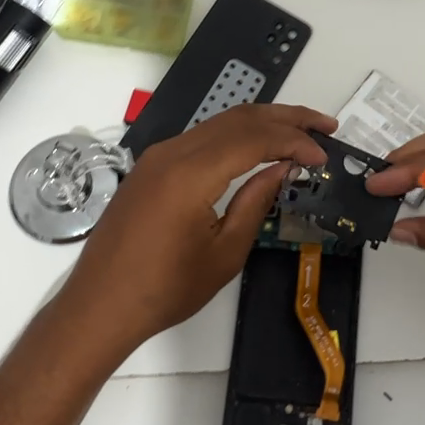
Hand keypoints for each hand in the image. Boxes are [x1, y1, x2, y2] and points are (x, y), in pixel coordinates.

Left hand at [57, 104, 335, 352]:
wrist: (100, 306)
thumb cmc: (165, 290)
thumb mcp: (224, 253)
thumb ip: (255, 202)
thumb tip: (281, 168)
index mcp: (191, 173)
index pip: (254, 138)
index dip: (294, 141)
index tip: (323, 156)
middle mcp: (173, 152)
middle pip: (239, 118)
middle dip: (286, 118)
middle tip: (325, 126)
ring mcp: (157, 156)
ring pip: (219, 123)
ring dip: (261, 123)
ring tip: (299, 132)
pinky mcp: (150, 166)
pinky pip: (200, 137)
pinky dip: (235, 136)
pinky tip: (256, 147)